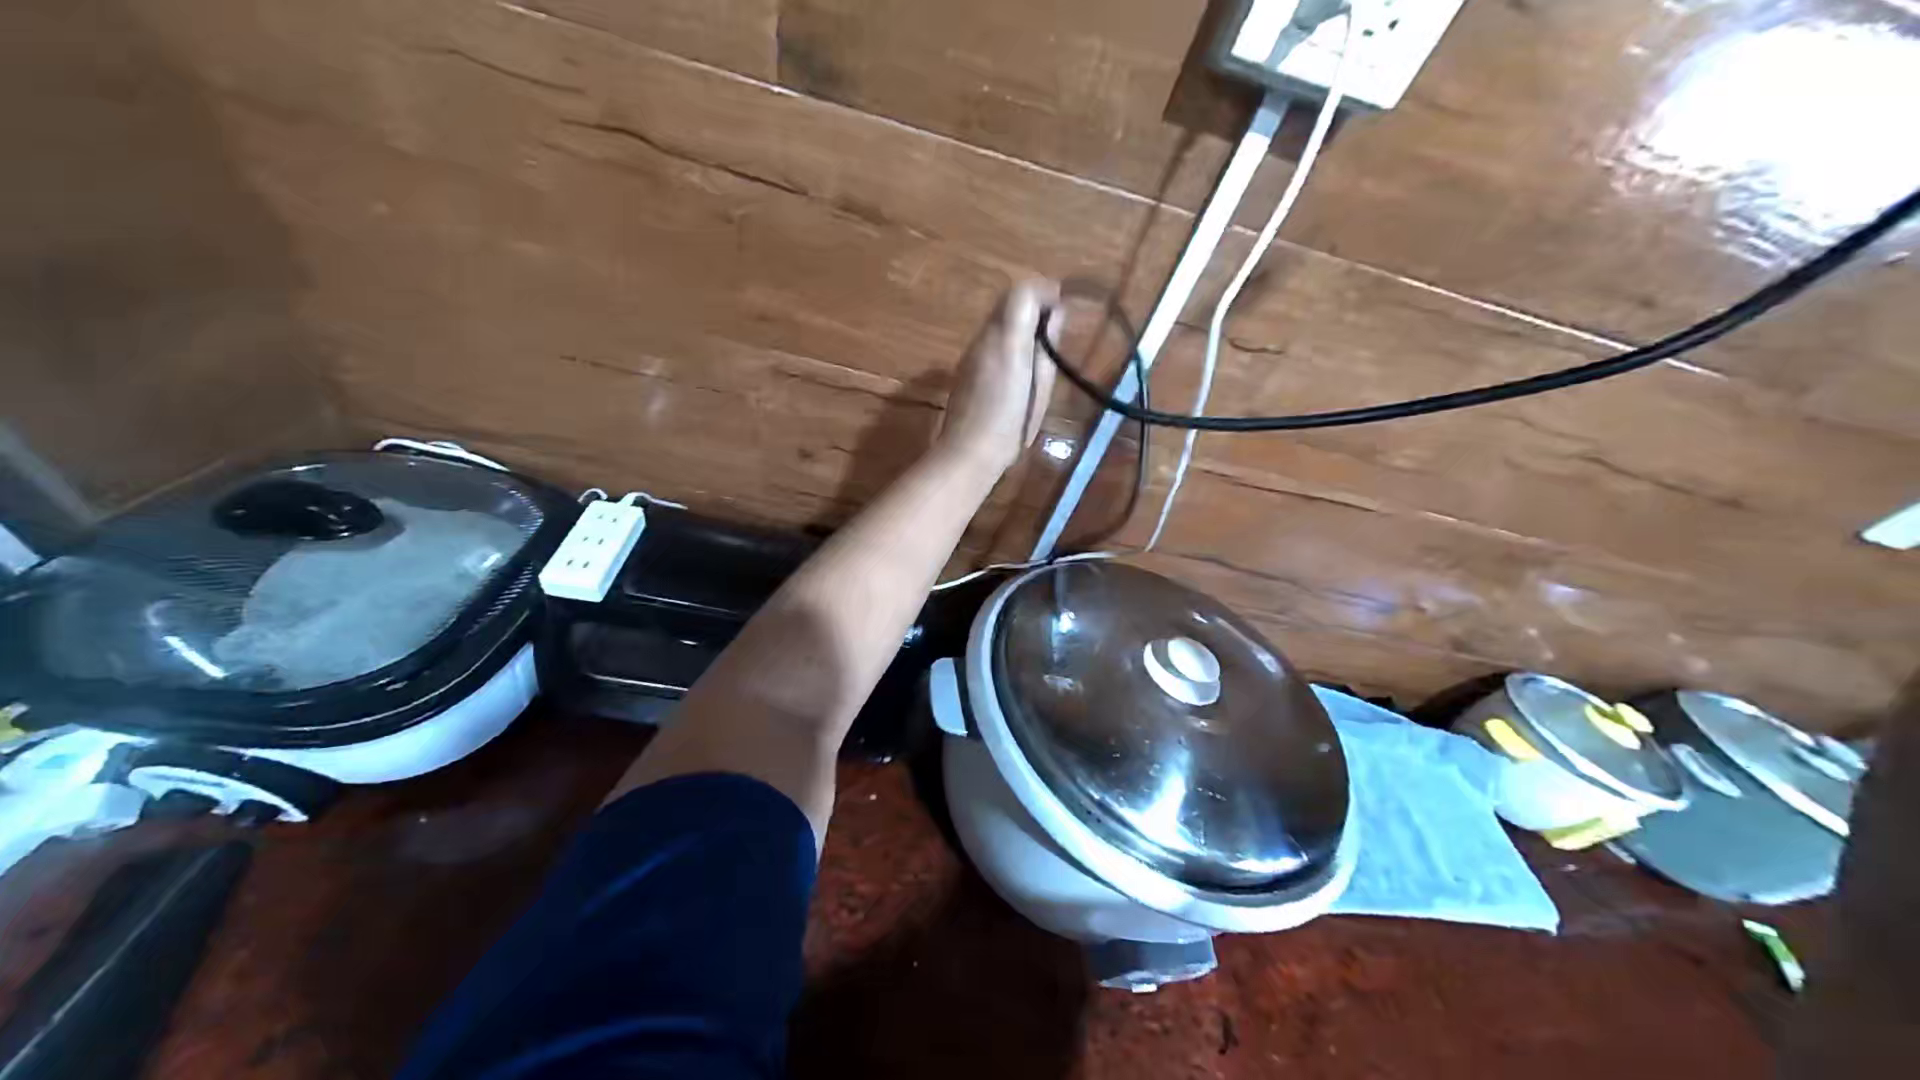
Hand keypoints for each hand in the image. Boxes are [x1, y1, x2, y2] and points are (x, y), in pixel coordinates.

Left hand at [937, 279, 1059, 473]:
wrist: (969, 454)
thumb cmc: (1010, 424)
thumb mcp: (1039, 387)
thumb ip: (1045, 346)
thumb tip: (1055, 314)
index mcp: (1004, 338)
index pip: (1023, 292)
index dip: (1046, 293)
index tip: (1062, 311)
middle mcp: (983, 338)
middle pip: (1008, 302)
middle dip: (1033, 308)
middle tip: (1054, 331)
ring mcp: (970, 353)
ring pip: (998, 322)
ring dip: (1020, 325)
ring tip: (1038, 354)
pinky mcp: (965, 369)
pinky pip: (990, 342)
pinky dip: (1007, 343)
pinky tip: (1017, 372)